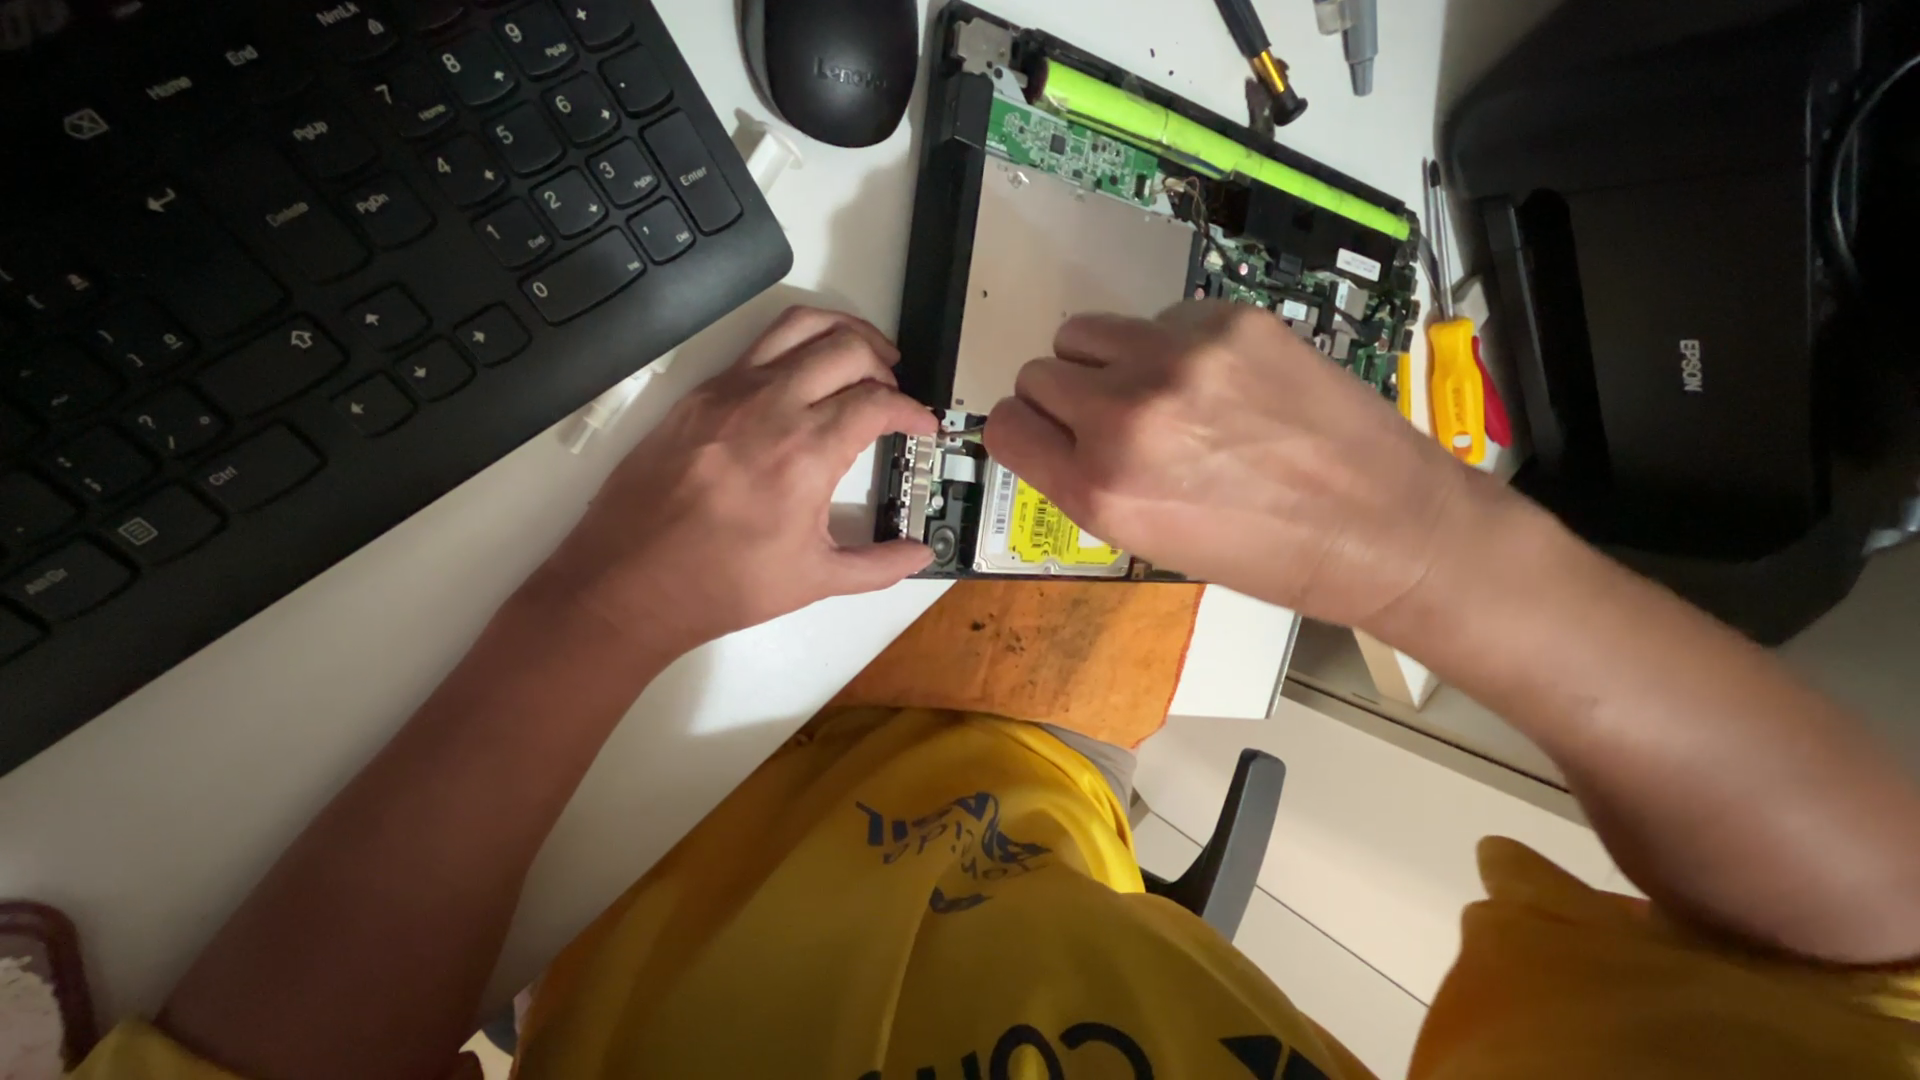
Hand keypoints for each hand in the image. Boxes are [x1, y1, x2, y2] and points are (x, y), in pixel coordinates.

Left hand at [542, 307, 936, 655]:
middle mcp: (770, 408)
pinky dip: (795, 345)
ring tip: (862, 353)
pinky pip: (757, 346)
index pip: (879, 402)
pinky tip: (802, 376)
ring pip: (800, 326)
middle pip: (848, 347)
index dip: (913, 411)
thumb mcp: (814, 581)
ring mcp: (729, 393)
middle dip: (885, 362)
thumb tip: (920, 556)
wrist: (629, 581)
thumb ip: (880, 565)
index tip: (921, 425)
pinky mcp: (698, 395)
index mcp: (806, 453)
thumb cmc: (719, 583)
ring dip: (843, 331)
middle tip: (896, 390)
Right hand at [985, 301, 1512, 629]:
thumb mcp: (1148, 540)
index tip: (1045, 434)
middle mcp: (1126, 418)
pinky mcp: (1228, 321)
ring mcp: (1178, 360)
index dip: (1024, 432)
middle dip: (1064, 398)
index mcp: (1100, 491)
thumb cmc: (1264, 555)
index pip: (1005, 427)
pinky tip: (1216, 380)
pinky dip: (1169, 344)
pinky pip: (1157, 317)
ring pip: (1083, 331)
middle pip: (1037, 372)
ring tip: (1154, 390)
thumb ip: (1087, 480)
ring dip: (1103, 360)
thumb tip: (1055, 429)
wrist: (1380, 527)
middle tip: (1110, 419)